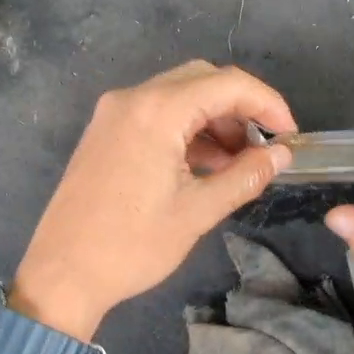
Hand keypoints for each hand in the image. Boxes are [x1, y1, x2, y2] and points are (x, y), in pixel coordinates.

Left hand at [12, 61, 295, 337]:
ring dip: (214, 120)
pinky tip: (205, 165)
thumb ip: (244, 177)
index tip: (290, 136)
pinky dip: (186, 130)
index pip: (227, 84)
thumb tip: (281, 156)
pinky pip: (155, 114)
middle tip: (264, 147)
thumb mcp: (197, 212)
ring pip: (178, 96)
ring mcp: (113, 114)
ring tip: (239, 163)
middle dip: (240, 108)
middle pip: (202, 80)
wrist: (62, 273)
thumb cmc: (132, 245)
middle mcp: (132, 99)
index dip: (268, 104)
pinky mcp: (104, 133)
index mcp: (156, 111)